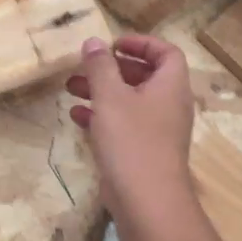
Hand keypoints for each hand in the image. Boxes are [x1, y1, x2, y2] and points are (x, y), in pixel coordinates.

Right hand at [66, 36, 194, 218]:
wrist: (146, 198)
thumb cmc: (131, 140)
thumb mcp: (110, 97)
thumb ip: (100, 67)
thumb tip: (93, 42)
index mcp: (170, 86)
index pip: (165, 52)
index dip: (141, 43)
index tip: (112, 44)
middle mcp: (168, 104)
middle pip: (144, 76)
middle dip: (112, 68)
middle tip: (84, 67)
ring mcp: (156, 129)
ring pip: (129, 101)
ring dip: (101, 91)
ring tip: (71, 89)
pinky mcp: (142, 150)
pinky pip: (122, 124)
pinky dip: (101, 116)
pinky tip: (77, 117)